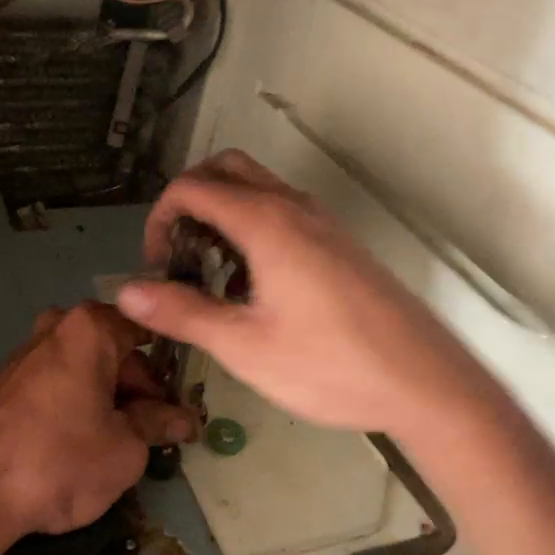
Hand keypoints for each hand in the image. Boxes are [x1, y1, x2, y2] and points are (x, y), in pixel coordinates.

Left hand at [0, 302, 198, 536]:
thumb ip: (157, 425)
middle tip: (163, 428)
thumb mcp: (126, 448)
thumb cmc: (62, 459)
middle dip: (140, 386)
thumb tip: (183, 419)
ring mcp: (27, 353)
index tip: (187, 393)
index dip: (170, 361)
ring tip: (129, 441)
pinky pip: (59, 381)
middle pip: (113, 349)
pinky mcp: (8, 381)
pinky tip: (88, 441)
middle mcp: (56, 327)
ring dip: (110, 396)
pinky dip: (79, 402)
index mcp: (88, 328)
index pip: (144, 327)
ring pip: (85, 367)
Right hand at [115, 150, 492, 439]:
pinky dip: (250, 223)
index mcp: (265, 221)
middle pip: (224, 168)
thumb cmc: (331, 366)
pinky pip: (281, 208)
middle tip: (178, 250)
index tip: (157, 265)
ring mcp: (321, 220)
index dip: (160, 218)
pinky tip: (254, 285)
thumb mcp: (245, 347)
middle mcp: (292, 206)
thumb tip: (126, 290)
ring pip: (255, 185)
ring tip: (212, 270)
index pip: (191, 187)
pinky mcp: (339, 241)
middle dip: (188, 198)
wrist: (428, 386)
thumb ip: (182, 313)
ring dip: (221, 210)